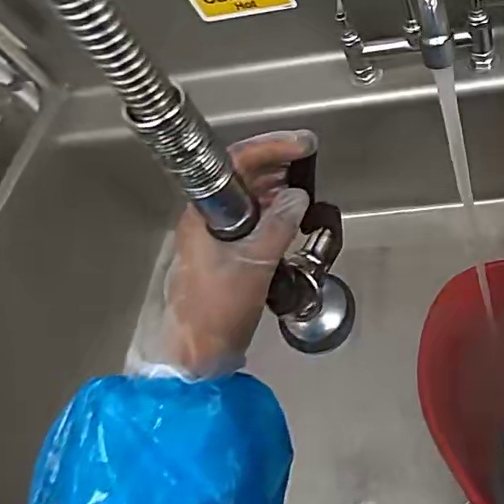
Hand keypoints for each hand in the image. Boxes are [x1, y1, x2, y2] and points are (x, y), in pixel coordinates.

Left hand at [158, 130, 315, 377]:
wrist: (195, 359)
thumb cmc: (214, 314)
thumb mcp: (253, 267)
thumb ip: (278, 227)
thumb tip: (299, 197)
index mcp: (203, 216)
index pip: (234, 165)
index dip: (269, 148)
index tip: (302, 144)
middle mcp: (208, 218)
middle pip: (242, 174)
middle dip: (277, 160)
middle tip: (309, 156)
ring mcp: (218, 234)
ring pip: (250, 194)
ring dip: (279, 184)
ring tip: (306, 182)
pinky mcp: (230, 250)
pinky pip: (257, 216)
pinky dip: (279, 208)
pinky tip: (296, 213)